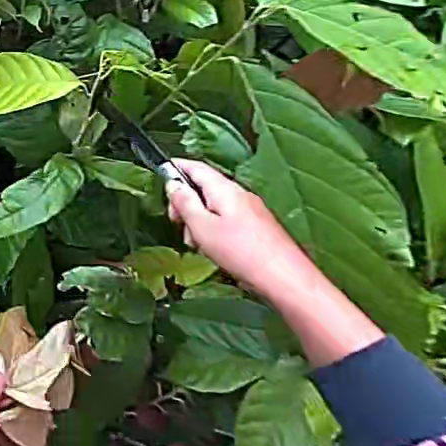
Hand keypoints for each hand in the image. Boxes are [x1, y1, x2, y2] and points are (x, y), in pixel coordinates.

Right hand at [165, 158, 383, 366]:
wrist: (284, 279)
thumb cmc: (240, 251)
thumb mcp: (200, 225)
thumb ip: (184, 202)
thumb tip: (173, 184)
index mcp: (225, 190)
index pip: (196, 167)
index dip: (175, 167)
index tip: (160, 173)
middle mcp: (240, 195)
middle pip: (203, 187)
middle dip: (184, 201)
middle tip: (176, 221)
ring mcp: (251, 210)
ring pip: (213, 205)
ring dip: (197, 218)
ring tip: (195, 241)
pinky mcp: (257, 226)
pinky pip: (226, 217)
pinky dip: (212, 227)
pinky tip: (212, 246)